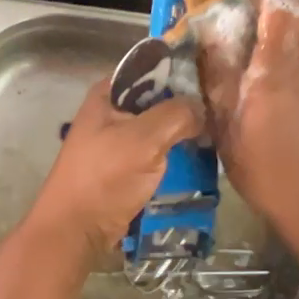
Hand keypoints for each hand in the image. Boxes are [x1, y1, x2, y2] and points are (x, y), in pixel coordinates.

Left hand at [27, 81, 203, 257]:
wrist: (76, 229)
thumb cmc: (104, 177)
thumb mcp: (143, 139)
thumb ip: (176, 115)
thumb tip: (202, 106)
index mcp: (108, 93)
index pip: (151, 69)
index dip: (181, 71)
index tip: (215, 78)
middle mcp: (111, 110)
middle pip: (157, 98)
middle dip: (186, 104)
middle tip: (222, 109)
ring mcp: (118, 139)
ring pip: (159, 127)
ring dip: (183, 131)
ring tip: (219, 131)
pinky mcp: (126, 165)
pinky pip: (157, 151)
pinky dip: (175, 152)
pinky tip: (201, 155)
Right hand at [198, 0, 298, 230]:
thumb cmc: (266, 167)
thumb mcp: (226, 123)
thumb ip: (216, 75)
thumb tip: (204, 37)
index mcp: (278, 66)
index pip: (282, 5)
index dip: (254, 1)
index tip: (227, 18)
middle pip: (277, 27)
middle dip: (243, 35)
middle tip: (213, 58)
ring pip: (282, 52)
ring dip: (254, 60)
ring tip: (228, 88)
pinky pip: (290, 73)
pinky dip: (269, 79)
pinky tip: (252, 110)